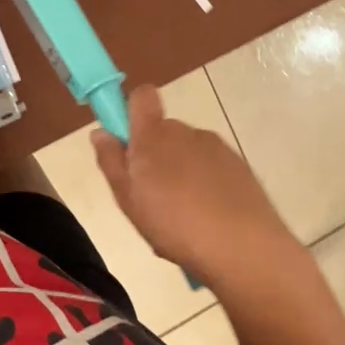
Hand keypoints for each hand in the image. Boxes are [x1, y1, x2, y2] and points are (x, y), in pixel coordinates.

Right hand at [90, 85, 293, 281]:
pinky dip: (206, 183)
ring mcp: (217, 147)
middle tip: (150, 194)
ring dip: (181, 171)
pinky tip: (207, 217)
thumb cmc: (174, 224)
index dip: (132, 111)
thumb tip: (100, 131)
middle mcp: (186, 132)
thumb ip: (111, 161)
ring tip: (182, 214)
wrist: (244, 247)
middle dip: (154, 154)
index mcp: (153, 135)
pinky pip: (212, 167)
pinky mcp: (240, 166)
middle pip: (163, 130)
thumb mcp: (128, 199)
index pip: (141, 97)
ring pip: (188, 151)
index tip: (126, 142)